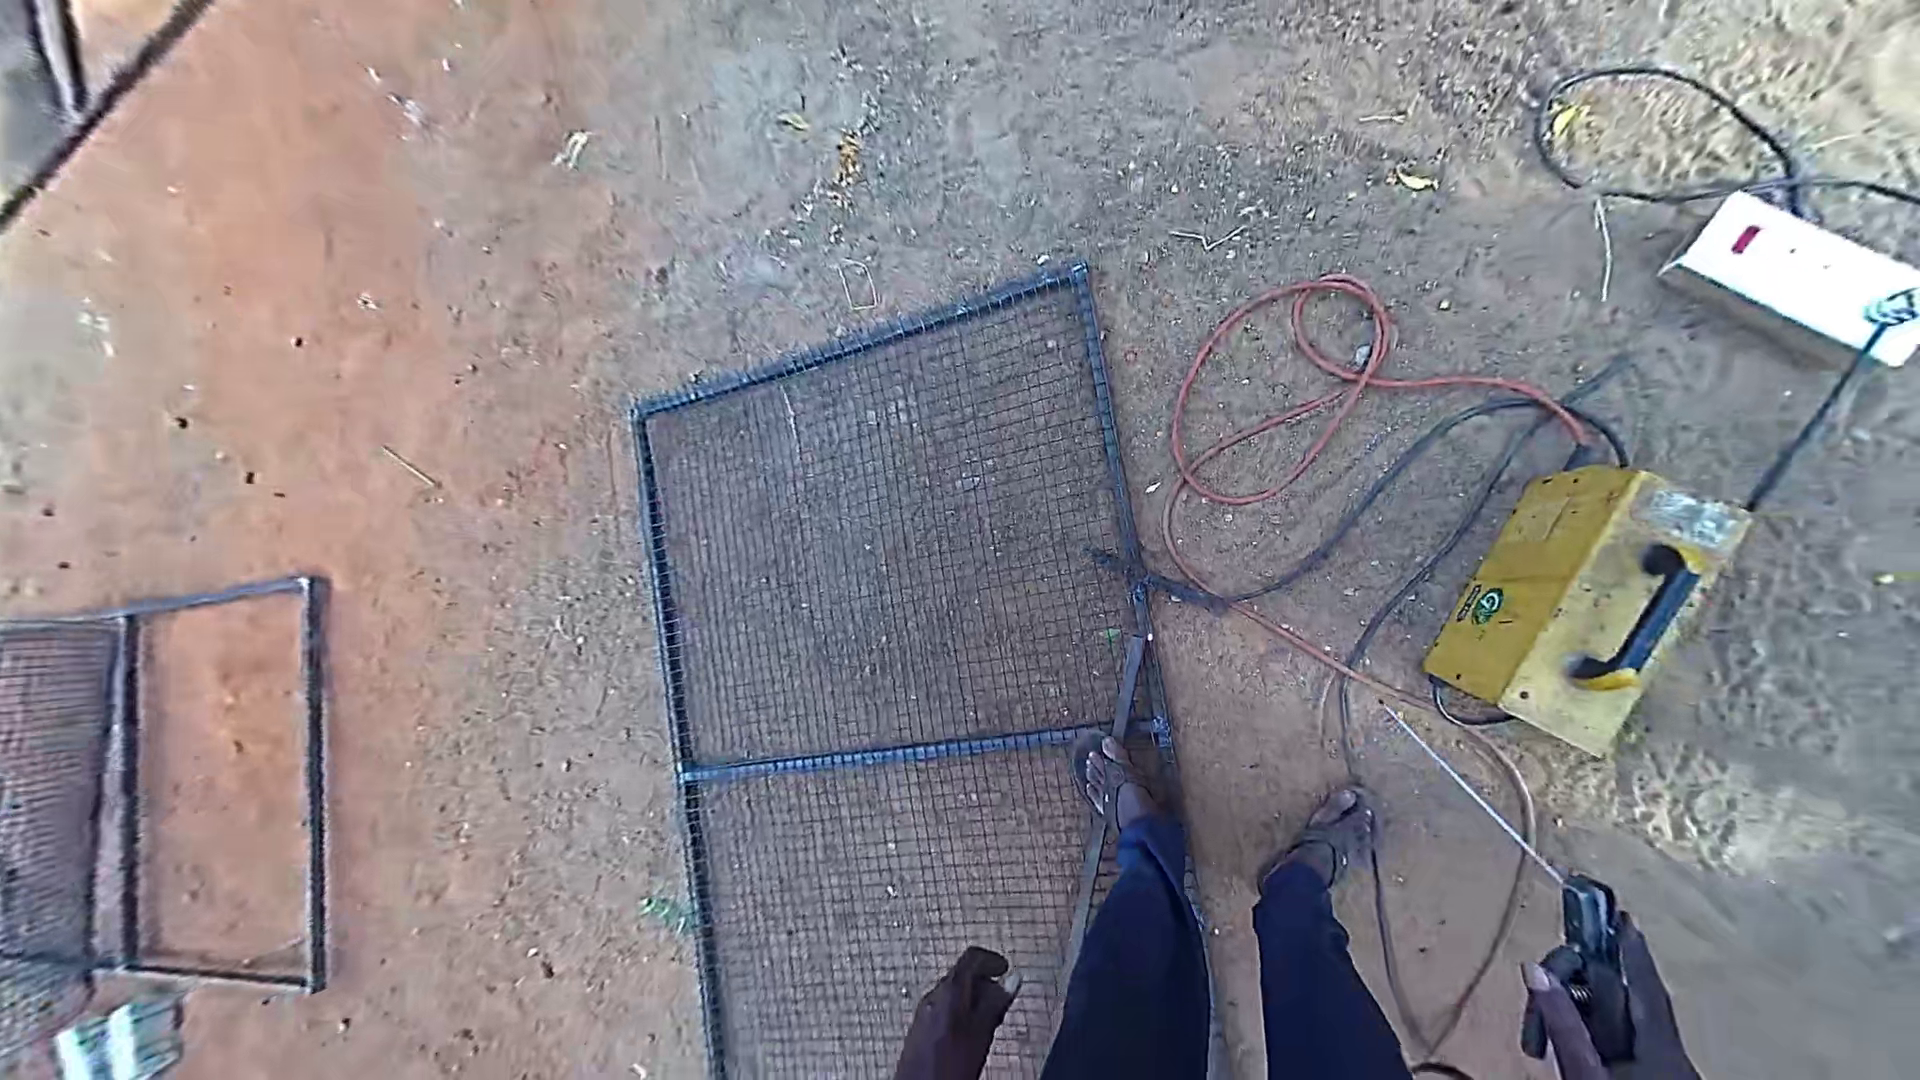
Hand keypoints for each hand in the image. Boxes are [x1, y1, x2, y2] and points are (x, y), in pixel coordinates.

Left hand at [893, 946, 1018, 1079]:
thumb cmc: (949, 1067)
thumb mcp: (981, 1033)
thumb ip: (996, 1003)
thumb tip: (1012, 980)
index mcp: (949, 990)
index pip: (971, 957)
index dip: (991, 959)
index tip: (1005, 969)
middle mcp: (935, 994)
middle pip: (962, 973)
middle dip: (984, 981)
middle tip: (1001, 997)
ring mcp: (926, 1010)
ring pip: (953, 991)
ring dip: (973, 997)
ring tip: (989, 1018)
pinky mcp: (921, 1027)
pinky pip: (944, 1006)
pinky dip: (961, 1010)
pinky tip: (969, 1032)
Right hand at [1522, 913, 1699, 1078]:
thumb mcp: (1583, 1073)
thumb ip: (1560, 1021)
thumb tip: (1534, 966)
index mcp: (1659, 1049)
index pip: (1643, 987)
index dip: (1632, 951)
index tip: (1624, 917)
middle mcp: (1665, 1052)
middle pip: (1620, 1000)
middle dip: (1577, 985)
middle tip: (1540, 981)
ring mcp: (1659, 1067)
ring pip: (1613, 1021)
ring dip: (1574, 1013)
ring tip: (1538, 1038)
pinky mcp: (1647, 1075)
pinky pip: (1614, 1038)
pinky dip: (1586, 1028)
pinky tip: (1563, 1040)